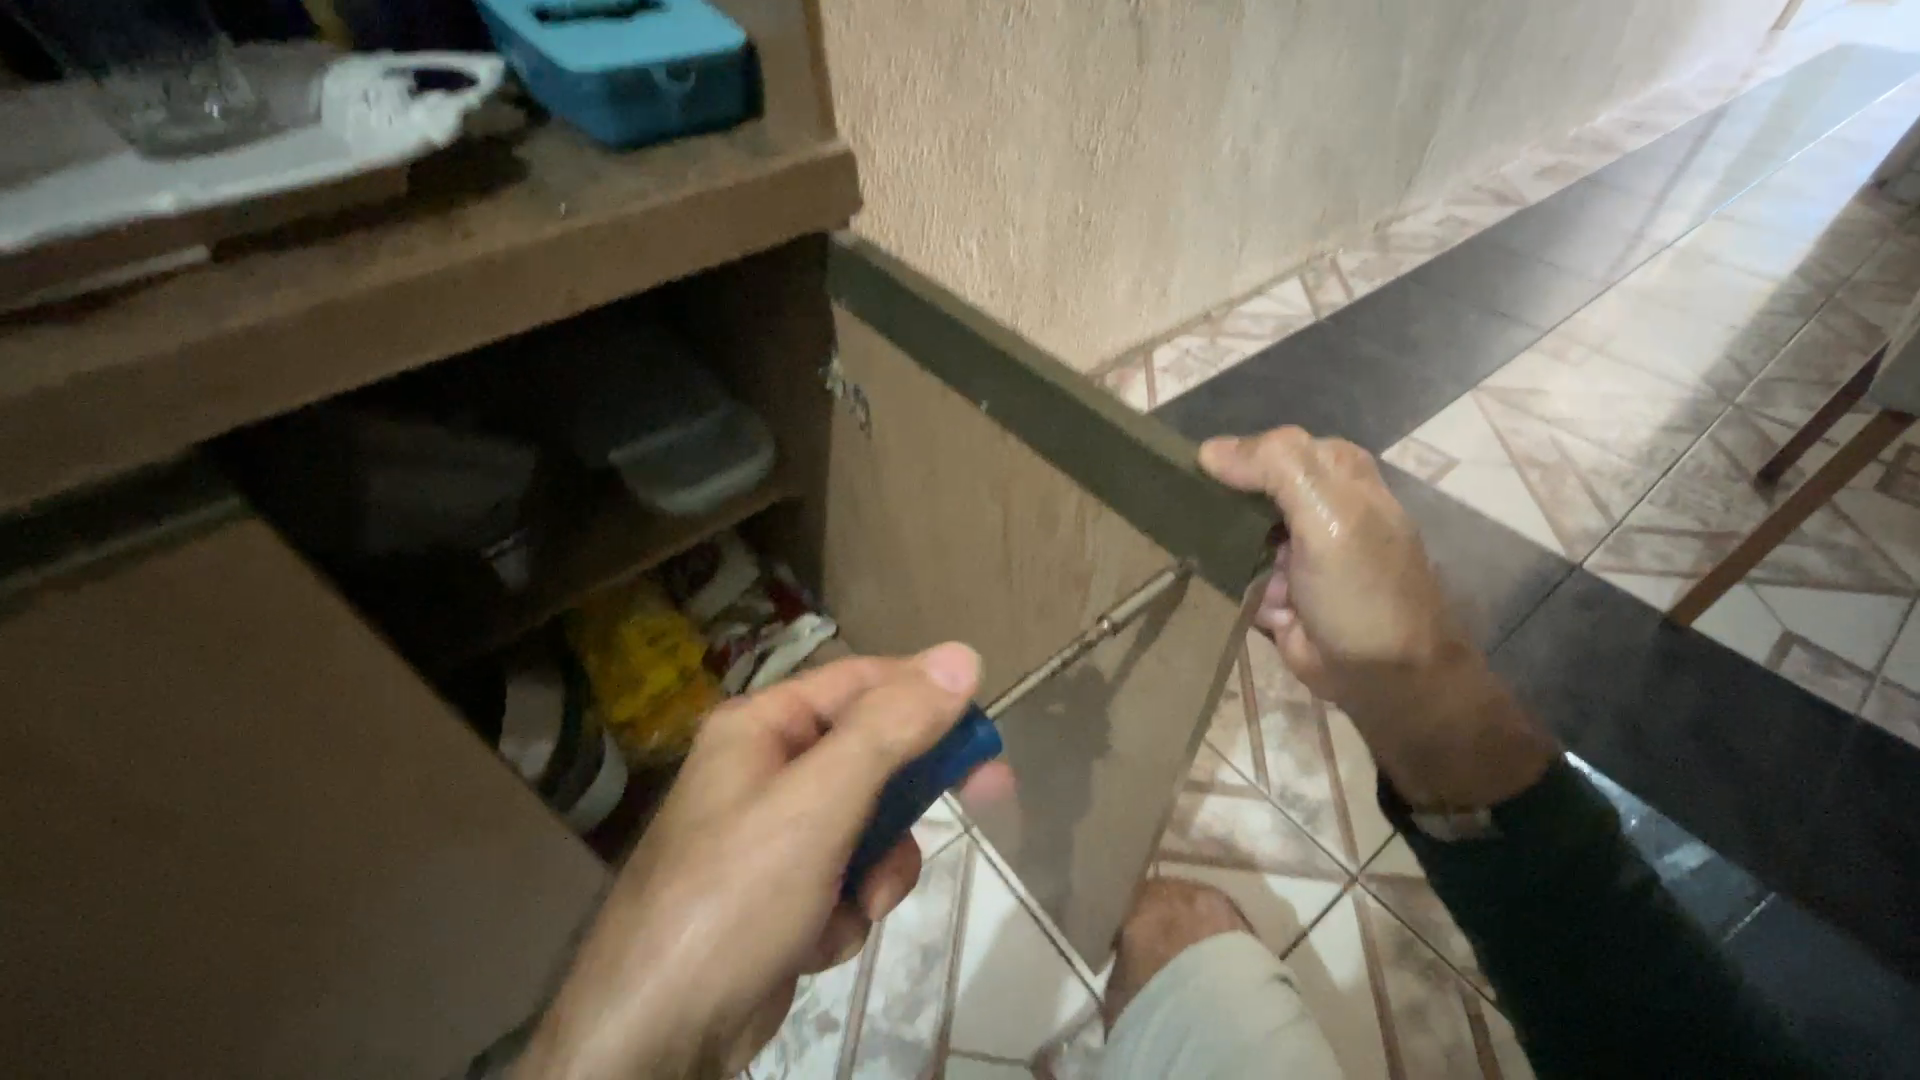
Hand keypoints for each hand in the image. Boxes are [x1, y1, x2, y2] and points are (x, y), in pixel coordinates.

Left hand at [517, 644, 1012, 1079]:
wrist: (658, 1036)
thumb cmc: (737, 895)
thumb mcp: (822, 801)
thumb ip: (892, 728)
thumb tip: (964, 655)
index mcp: (762, 727)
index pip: (861, 683)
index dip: (925, 694)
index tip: (983, 721)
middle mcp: (765, 770)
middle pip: (870, 755)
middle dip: (915, 790)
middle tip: (990, 793)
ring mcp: (772, 836)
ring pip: (868, 826)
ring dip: (878, 866)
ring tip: (858, 903)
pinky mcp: (781, 895)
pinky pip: (846, 880)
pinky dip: (847, 910)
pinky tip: (814, 943)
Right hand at [1200, 427, 1554, 808]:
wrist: (1384, 679)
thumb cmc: (1362, 591)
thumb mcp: (1328, 514)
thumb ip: (1276, 467)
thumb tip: (1207, 449)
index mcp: (1337, 475)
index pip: (1273, 448)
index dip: (1236, 460)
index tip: (1191, 477)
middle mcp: (1316, 508)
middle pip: (1249, 490)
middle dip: (1219, 506)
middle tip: (1183, 516)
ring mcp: (1294, 552)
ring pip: (1235, 532)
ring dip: (1220, 549)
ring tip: (1200, 557)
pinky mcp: (1275, 591)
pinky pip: (1236, 576)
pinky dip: (1234, 587)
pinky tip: (1238, 597)